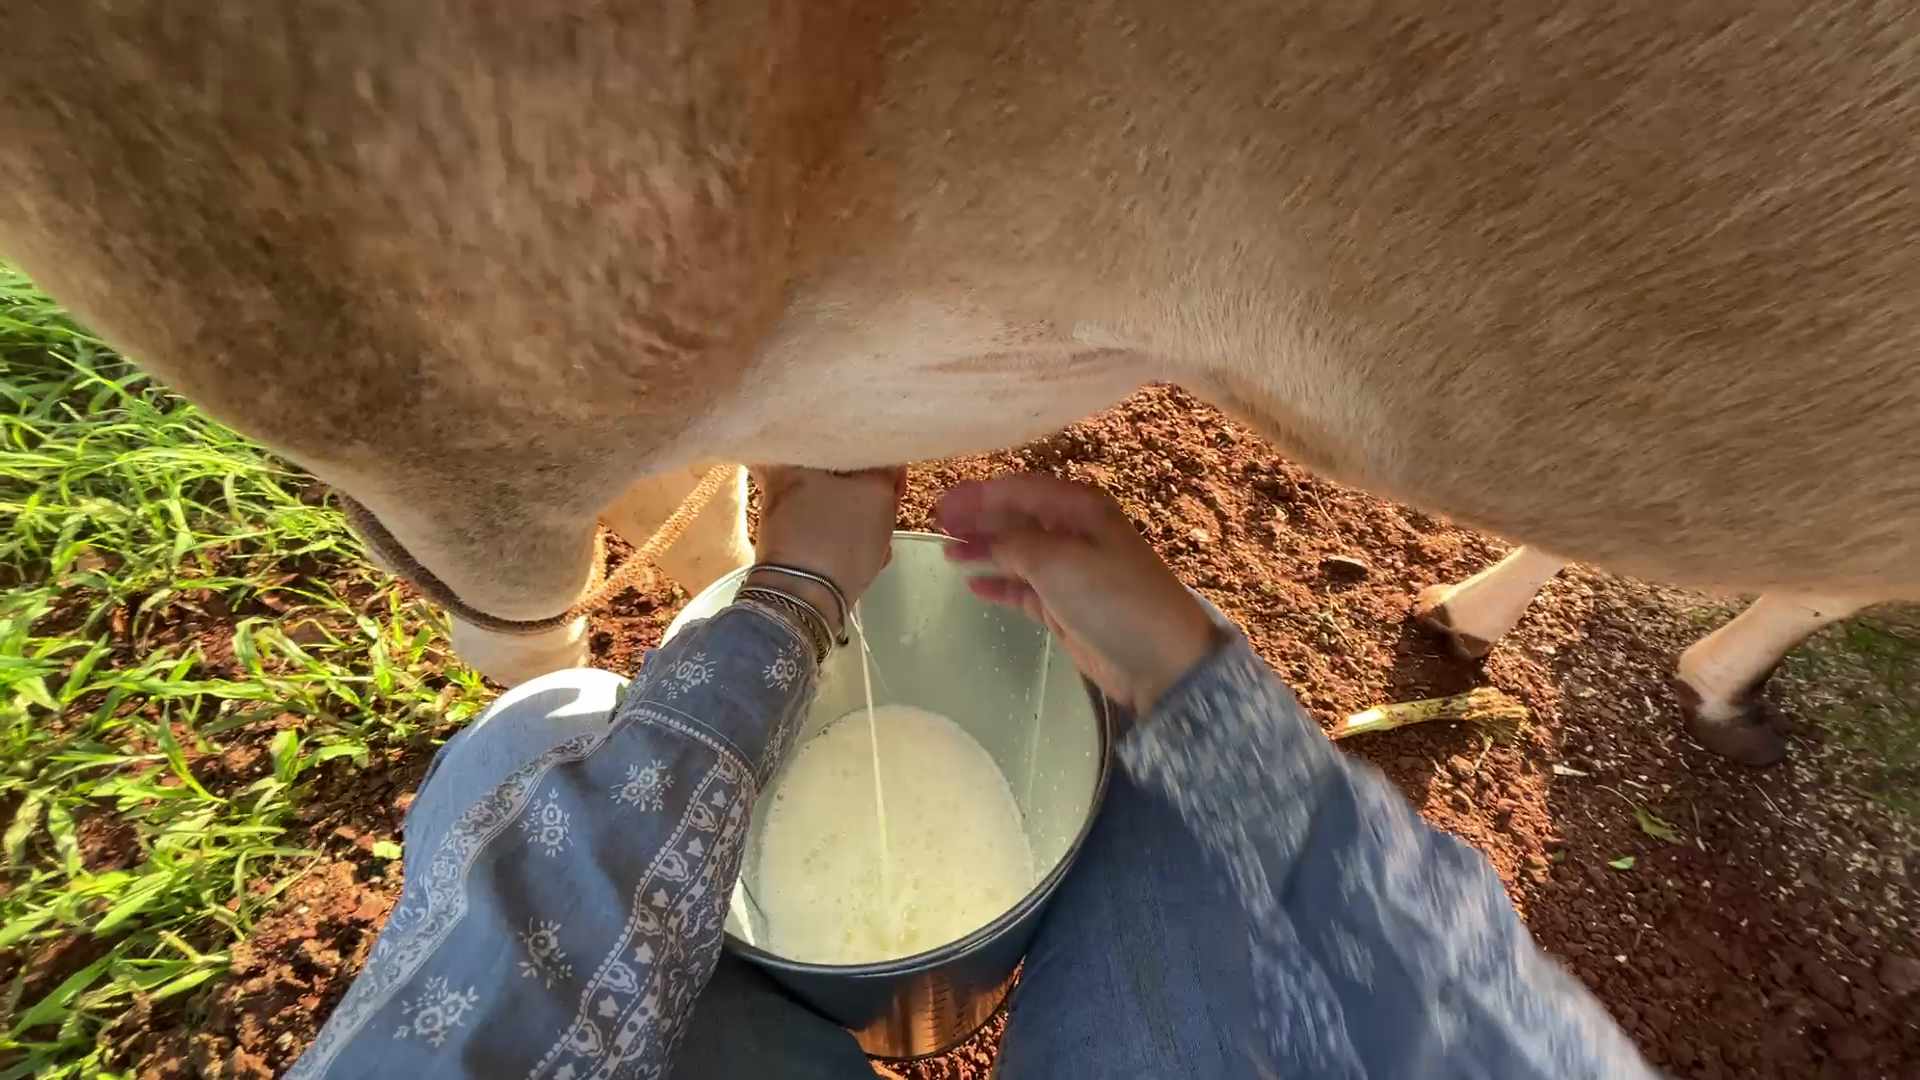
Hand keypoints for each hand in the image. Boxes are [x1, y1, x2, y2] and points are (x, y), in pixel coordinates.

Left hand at [749, 466, 904, 634]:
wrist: (803, 599)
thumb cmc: (840, 539)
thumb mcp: (876, 493)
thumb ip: (885, 466)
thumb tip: (887, 459)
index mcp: (797, 457)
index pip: (852, 444)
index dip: (881, 461)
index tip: (896, 483)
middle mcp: (783, 478)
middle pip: (847, 476)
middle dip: (874, 495)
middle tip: (888, 513)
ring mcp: (784, 510)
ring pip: (842, 503)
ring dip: (867, 520)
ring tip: (879, 542)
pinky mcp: (791, 539)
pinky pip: (831, 527)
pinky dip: (851, 538)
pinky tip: (868, 556)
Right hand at [935, 474, 1220, 713]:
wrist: (1159, 659)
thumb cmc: (1111, 597)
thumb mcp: (1056, 560)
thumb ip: (1014, 544)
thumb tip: (985, 540)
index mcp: (1078, 508)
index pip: (1020, 490)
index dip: (979, 494)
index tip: (943, 503)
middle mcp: (1073, 532)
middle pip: (1015, 519)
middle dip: (977, 520)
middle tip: (938, 525)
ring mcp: (1070, 570)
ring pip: (1016, 553)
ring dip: (983, 551)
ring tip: (949, 555)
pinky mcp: (1065, 605)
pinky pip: (1024, 587)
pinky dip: (1000, 584)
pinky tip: (974, 585)